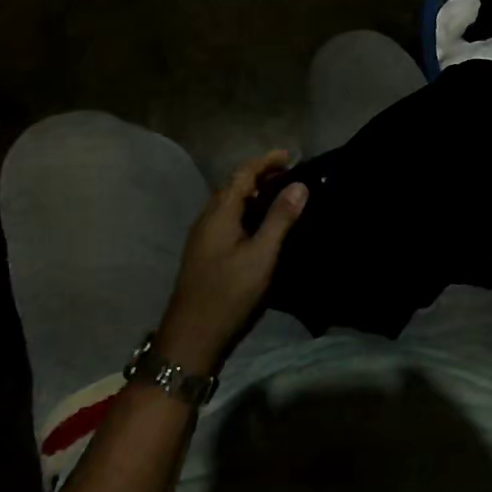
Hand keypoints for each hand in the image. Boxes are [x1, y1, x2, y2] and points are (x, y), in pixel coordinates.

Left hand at [155, 151, 307, 374]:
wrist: (192, 335)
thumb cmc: (228, 292)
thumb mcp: (261, 255)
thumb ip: (279, 219)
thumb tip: (299, 185)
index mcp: (219, 212)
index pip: (243, 173)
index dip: (266, 161)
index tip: (291, 156)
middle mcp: (207, 217)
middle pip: (233, 185)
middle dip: (260, 175)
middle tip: (289, 176)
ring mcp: (203, 236)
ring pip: (229, 203)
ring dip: (253, 194)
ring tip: (280, 197)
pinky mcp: (205, 252)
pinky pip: (227, 219)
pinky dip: (246, 211)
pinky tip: (261, 227)